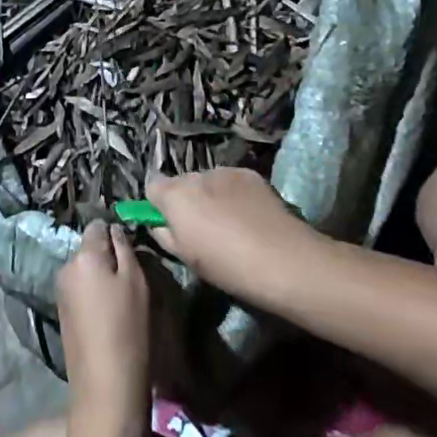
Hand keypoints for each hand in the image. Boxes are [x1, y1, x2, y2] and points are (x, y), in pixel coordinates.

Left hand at [56, 223, 150, 413]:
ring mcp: (60, 290)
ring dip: (100, 275)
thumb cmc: (127, 327)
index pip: (97, 226)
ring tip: (122, 297)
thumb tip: (114, 229)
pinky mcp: (61, 310)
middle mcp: (65, 266)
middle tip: (132, 275)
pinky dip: (93, 292)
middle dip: (107, 256)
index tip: (131, 247)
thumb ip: (124, 249)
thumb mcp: (135, 281)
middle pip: (89, 249)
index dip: (114, 232)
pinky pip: (80, 288)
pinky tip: (108, 312)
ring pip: (84, 269)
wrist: (105, 383)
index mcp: (83, 255)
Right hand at [146, 168, 319, 301]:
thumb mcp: (185, 258)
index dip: (159, 205)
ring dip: (211, 196)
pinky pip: (231, 181)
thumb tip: (160, 224)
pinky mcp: (250, 174)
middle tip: (204, 228)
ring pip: (208, 182)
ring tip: (232, 223)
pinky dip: (234, 194)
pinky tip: (250, 217)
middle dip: (188, 200)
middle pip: (181, 183)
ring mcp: (224, 171)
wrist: (284, 260)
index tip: (172, 224)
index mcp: (174, 195)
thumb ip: (164, 234)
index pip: (152, 186)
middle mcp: (195, 175)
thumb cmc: (226, 265)